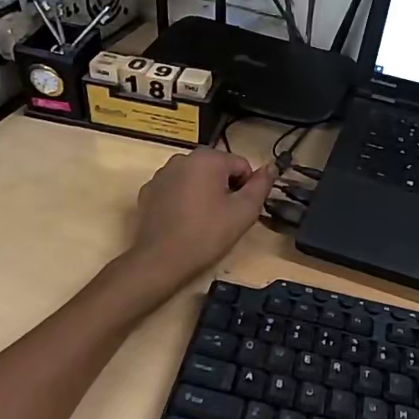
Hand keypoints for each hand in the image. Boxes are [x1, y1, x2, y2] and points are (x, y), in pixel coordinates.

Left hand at [127, 148, 277, 286]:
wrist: (161, 260)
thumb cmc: (206, 234)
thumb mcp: (244, 212)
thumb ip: (261, 186)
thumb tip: (270, 168)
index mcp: (207, 158)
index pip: (241, 166)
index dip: (247, 189)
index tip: (240, 211)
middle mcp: (182, 158)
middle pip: (217, 169)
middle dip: (224, 189)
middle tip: (224, 218)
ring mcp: (161, 174)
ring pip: (195, 178)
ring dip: (203, 193)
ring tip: (203, 221)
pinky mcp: (148, 191)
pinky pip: (175, 189)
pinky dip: (182, 200)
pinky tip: (183, 222)